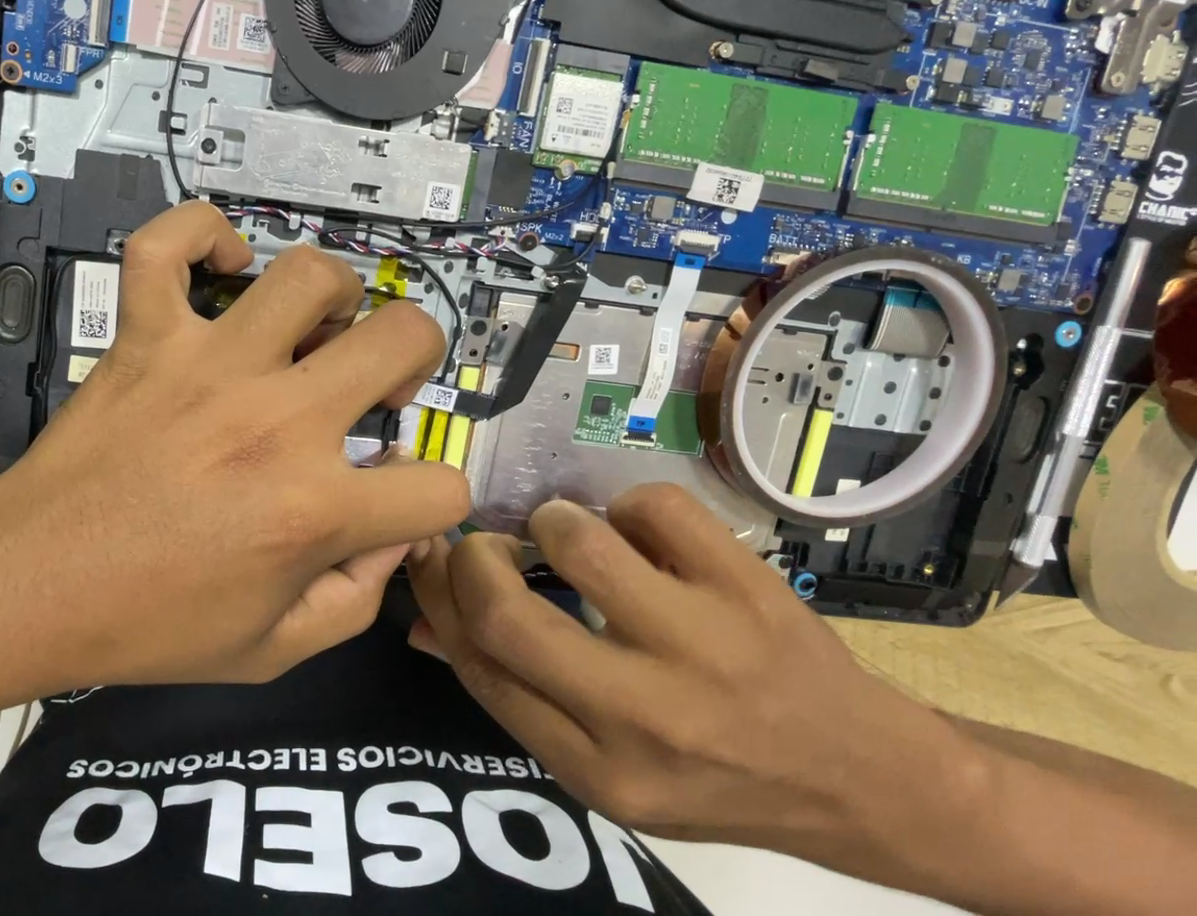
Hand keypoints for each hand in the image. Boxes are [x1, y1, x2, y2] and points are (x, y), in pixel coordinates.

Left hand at [0, 200, 469, 690]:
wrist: (28, 590)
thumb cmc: (148, 628)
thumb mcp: (272, 650)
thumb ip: (356, 600)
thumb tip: (392, 535)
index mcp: (314, 510)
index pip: (437, 485)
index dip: (431, 499)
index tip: (391, 501)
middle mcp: (276, 422)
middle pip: (404, 340)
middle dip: (416, 363)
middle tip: (377, 391)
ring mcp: (208, 366)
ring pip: (308, 275)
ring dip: (335, 297)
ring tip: (314, 332)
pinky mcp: (144, 338)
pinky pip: (166, 245)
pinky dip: (200, 235)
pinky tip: (223, 267)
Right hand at [406, 484, 986, 868]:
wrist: (865, 783)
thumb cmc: (716, 780)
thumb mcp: (604, 768)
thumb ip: (515, 696)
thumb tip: (425, 623)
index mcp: (598, 771)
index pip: (482, 667)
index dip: (437, 598)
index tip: (429, 559)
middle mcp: (644, 717)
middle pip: (506, 614)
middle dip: (473, 559)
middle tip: (486, 547)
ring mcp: (704, 647)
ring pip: (579, 542)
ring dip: (550, 523)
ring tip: (563, 535)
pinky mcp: (750, 590)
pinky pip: (654, 507)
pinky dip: (627, 506)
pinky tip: (640, 535)